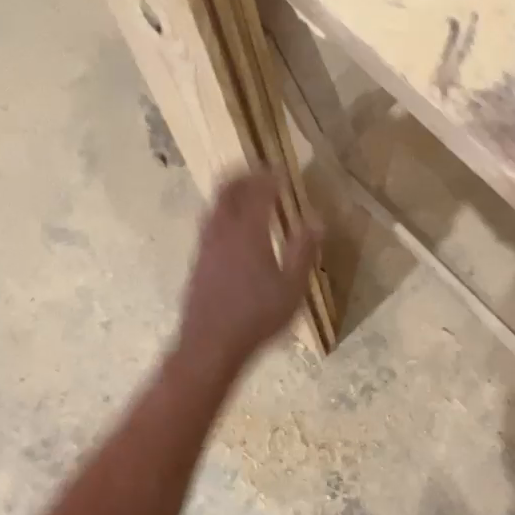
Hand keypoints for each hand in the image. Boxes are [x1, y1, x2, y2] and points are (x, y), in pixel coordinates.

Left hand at [175, 172, 320, 369]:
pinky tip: (231, 229)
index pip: (258, 191)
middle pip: (228, 189)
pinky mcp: (197, 261)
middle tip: (260, 173)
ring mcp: (205, 245)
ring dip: (231, 192)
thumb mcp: (292, 288)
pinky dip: (222, 213)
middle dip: (244, 175)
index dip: (270, 176)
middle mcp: (222, 230)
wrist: (210, 344)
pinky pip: (209, 223)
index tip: (283, 170)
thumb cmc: (257, 318)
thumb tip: (317, 222)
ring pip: (215, 205)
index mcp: (248, 232)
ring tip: (245, 193)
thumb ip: (304, 251)